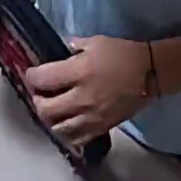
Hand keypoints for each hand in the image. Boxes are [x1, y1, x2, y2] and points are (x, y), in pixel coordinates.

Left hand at [21, 36, 150, 146]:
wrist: (150, 73)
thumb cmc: (124, 53)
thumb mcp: (98, 41)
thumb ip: (76, 46)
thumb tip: (63, 50)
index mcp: (78, 72)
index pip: (43, 78)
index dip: (31, 76)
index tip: (31, 73)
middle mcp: (80, 98)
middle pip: (44, 108)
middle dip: (36, 100)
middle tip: (39, 92)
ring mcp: (89, 117)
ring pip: (57, 127)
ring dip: (49, 118)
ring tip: (52, 109)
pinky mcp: (99, 128)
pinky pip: (75, 138)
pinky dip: (66, 133)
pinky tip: (67, 123)